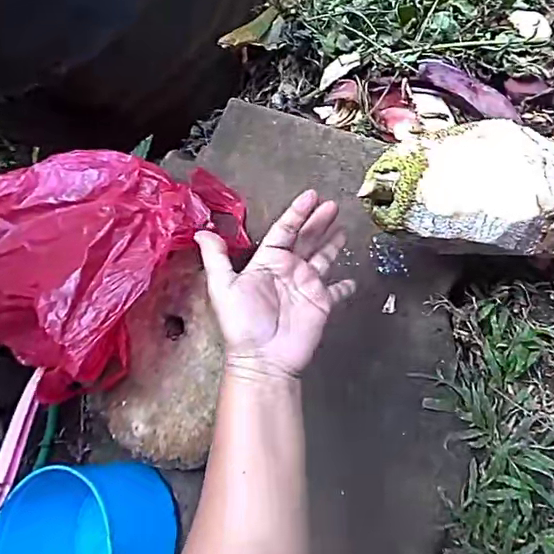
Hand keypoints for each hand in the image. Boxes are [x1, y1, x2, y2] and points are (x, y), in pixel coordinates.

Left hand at [195, 189, 356, 379]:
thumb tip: (201, 232)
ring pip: (324, 258)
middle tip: (333, 204)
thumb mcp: (224, 287)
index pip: (285, 229)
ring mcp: (307, 285)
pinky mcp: (322, 302)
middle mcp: (290, 269)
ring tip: (342, 227)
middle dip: (319, 221)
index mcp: (269, 261)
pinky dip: (345, 286)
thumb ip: (217, 259)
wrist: (264, 359)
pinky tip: (352, 279)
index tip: (311, 195)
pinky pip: (337, 291)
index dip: (298, 212)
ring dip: (332, 243)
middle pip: (307, 238)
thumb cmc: (244, 323)